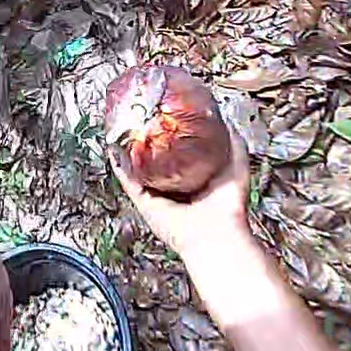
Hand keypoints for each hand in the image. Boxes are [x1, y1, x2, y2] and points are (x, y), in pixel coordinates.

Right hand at [109, 123, 252, 263]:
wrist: (217, 234)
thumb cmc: (229, 206)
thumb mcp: (235, 165)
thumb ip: (232, 143)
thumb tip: (226, 120)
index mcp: (192, 180)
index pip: (176, 155)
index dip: (169, 137)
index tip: (164, 116)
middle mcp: (172, 187)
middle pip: (155, 160)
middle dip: (146, 141)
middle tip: (140, 119)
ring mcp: (156, 195)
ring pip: (137, 168)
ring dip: (128, 150)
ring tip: (123, 128)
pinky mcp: (144, 202)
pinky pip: (128, 179)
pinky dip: (119, 164)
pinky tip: (114, 147)